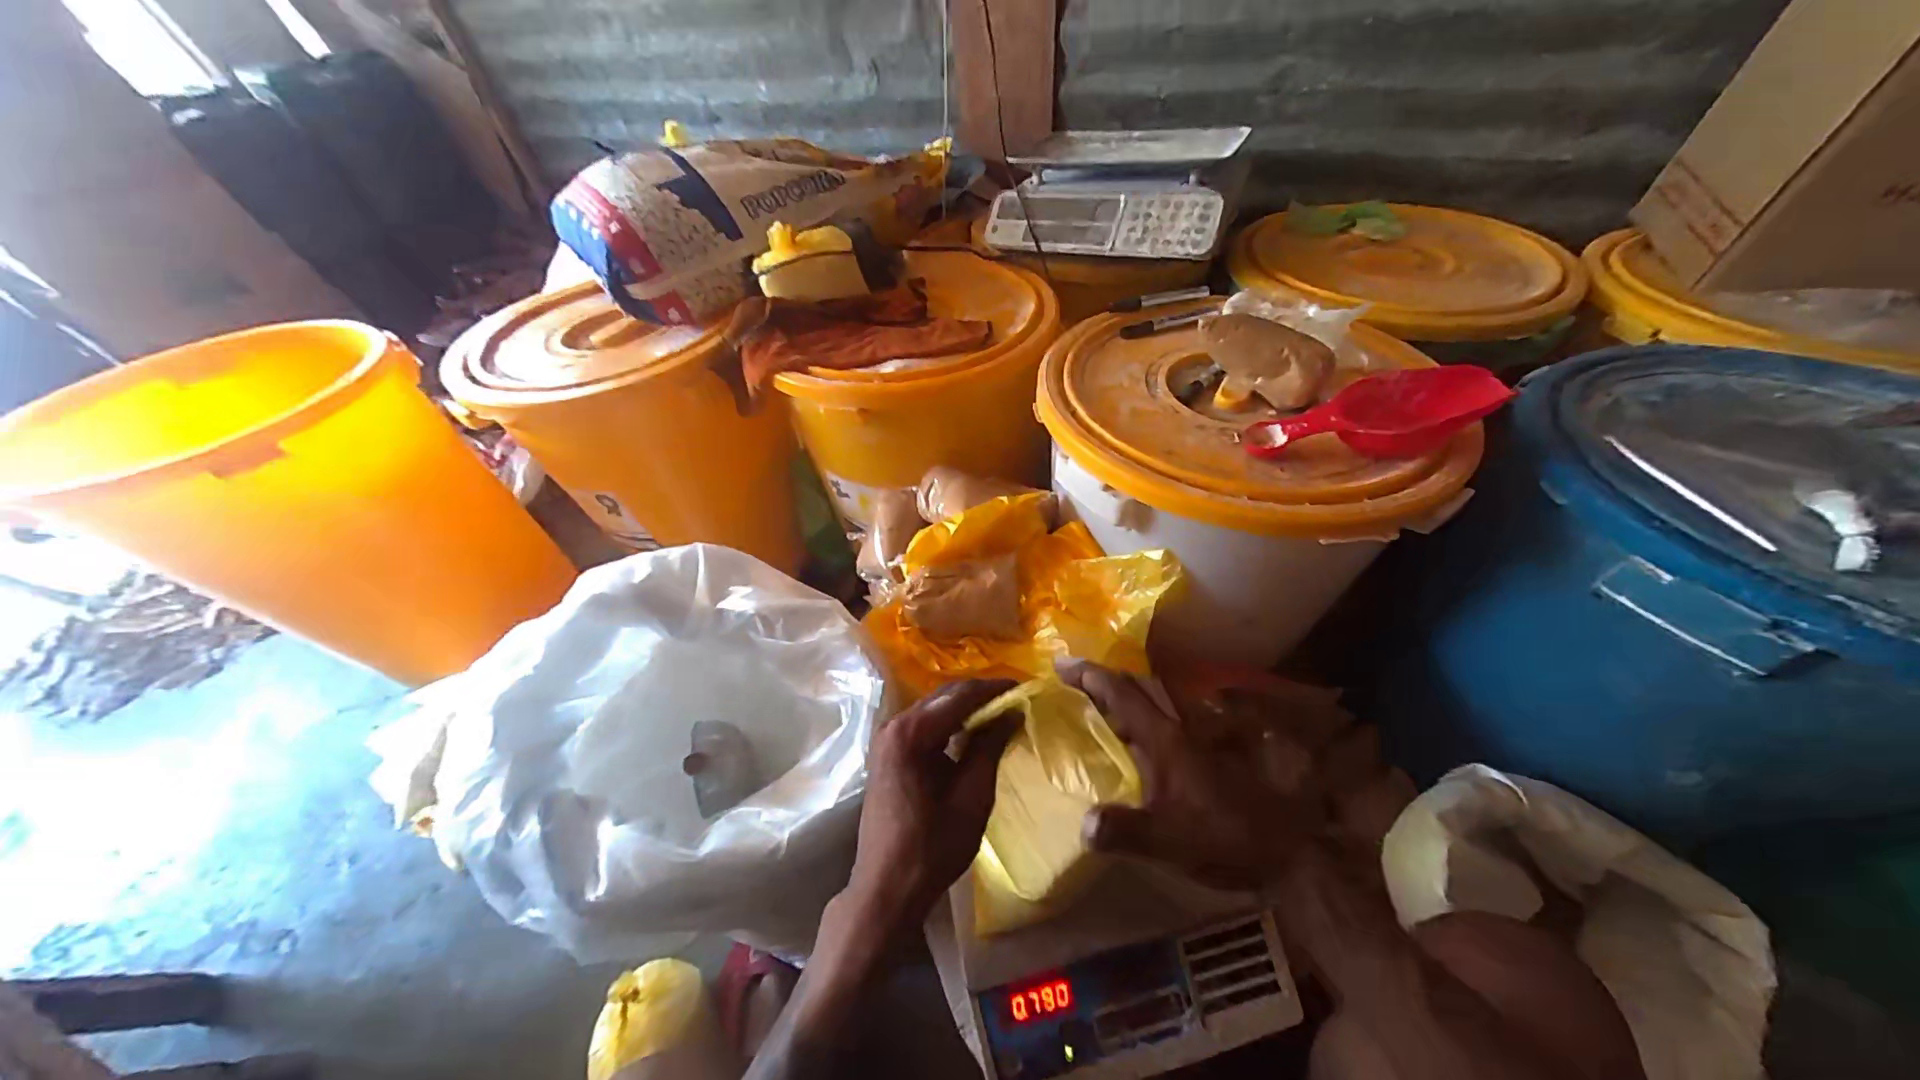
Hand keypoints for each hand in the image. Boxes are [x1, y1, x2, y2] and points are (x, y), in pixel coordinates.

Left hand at [845, 678, 1019, 935]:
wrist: (887, 888)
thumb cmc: (932, 848)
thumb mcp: (973, 797)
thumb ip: (990, 748)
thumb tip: (1012, 712)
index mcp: (910, 733)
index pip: (960, 696)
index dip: (994, 689)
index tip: (1025, 686)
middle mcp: (893, 726)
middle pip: (943, 697)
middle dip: (980, 694)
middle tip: (1016, 698)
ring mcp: (886, 739)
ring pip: (934, 709)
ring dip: (965, 708)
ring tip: (1001, 712)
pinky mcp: (888, 754)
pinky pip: (924, 726)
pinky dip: (949, 723)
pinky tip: (972, 732)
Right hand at [1059, 660, 1316, 888]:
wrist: (1288, 849)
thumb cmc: (1227, 837)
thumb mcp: (1172, 840)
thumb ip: (1128, 832)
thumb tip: (1083, 824)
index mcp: (1165, 740)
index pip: (1122, 695)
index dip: (1090, 676)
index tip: (1060, 663)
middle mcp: (1175, 732)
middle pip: (1134, 692)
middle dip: (1101, 680)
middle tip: (1069, 681)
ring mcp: (1190, 744)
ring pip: (1148, 708)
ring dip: (1119, 700)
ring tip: (1089, 708)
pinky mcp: (1198, 761)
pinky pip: (1157, 729)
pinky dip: (1134, 725)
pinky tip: (1125, 747)